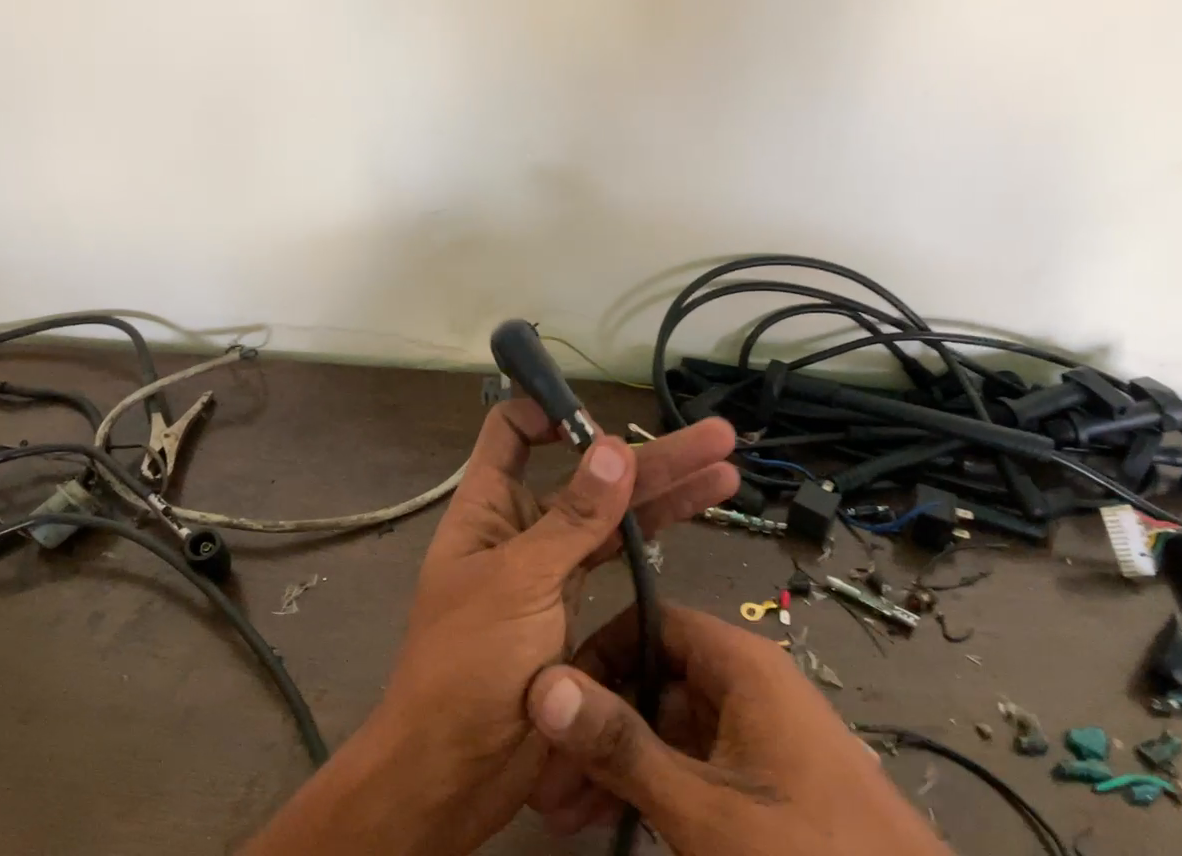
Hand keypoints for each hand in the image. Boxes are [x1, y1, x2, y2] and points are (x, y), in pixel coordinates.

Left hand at [353, 400, 736, 852]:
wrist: (454, 769)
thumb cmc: (468, 665)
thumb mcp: (519, 583)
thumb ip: (571, 518)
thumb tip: (613, 448)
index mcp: (487, 508)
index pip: (512, 434)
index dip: (551, 412)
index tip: (600, 415)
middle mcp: (522, 527)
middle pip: (589, 475)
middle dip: (650, 456)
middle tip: (715, 437)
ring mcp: (552, 567)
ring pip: (614, 515)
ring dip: (668, 491)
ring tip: (727, 469)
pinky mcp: (577, 607)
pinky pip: (619, 558)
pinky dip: (656, 536)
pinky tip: (698, 513)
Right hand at [525, 603, 952, 855]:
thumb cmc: (801, 846)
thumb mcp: (701, 805)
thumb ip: (621, 746)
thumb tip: (542, 686)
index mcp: (740, 664)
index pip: (652, 622)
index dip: (597, 652)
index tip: (551, 700)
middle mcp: (745, 685)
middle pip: (652, 678)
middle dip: (596, 725)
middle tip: (543, 779)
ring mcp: (753, 733)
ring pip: (665, 727)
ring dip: (614, 763)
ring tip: (558, 812)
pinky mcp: (759, 777)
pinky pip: (689, 762)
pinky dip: (647, 785)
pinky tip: (603, 819)